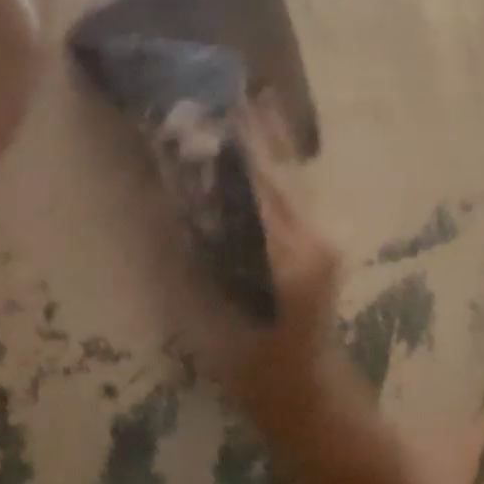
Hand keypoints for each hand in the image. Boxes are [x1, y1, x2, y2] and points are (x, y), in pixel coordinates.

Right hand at [194, 108, 343, 417]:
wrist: (310, 397)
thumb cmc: (253, 373)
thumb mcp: (209, 324)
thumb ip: (188, 266)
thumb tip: (163, 207)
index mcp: (284, 261)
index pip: (250, 189)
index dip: (226, 147)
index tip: (203, 107)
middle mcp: (311, 240)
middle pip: (275, 173)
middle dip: (250, 130)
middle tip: (223, 85)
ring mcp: (321, 240)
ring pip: (290, 179)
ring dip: (268, 140)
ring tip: (248, 94)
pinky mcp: (320, 244)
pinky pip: (295, 195)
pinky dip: (278, 165)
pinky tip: (267, 141)